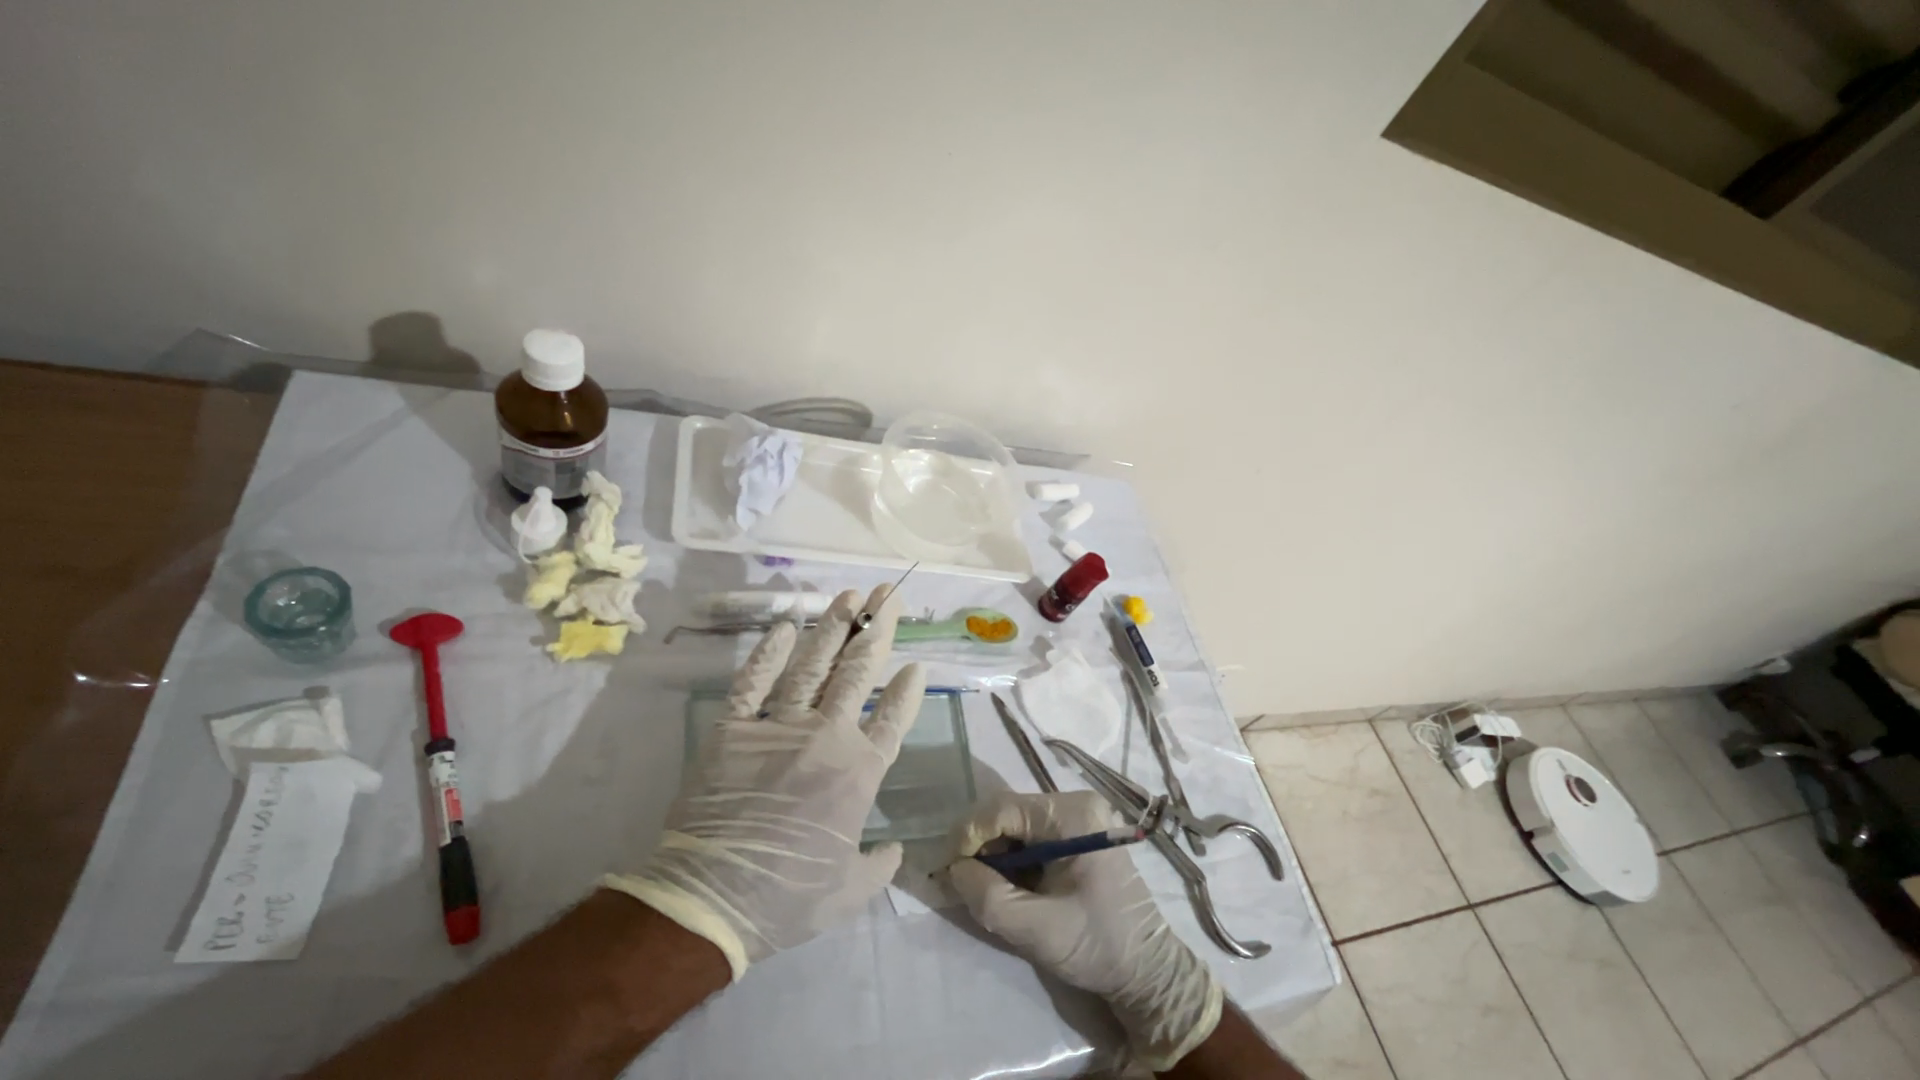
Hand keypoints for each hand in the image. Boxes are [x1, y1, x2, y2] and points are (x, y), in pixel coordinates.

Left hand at [604, 587, 925, 979]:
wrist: (712, 897)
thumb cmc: (788, 898)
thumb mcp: (849, 892)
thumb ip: (878, 865)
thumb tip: (893, 849)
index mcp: (859, 773)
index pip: (893, 719)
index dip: (907, 690)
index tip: (918, 664)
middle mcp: (825, 737)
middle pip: (859, 673)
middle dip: (878, 629)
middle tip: (890, 594)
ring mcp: (777, 727)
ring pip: (812, 665)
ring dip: (832, 626)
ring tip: (851, 595)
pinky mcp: (732, 728)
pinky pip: (753, 682)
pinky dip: (768, 653)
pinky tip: (784, 626)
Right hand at [948, 791, 1223, 1071]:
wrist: (1147, 972)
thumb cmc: (1096, 946)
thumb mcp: (1034, 928)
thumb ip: (987, 897)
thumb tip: (952, 870)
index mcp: (1073, 815)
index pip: (1002, 808)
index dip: (968, 836)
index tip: (947, 870)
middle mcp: (1076, 804)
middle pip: (1006, 813)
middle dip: (978, 847)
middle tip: (960, 883)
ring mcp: (1078, 819)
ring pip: (1014, 825)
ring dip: (992, 856)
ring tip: (981, 889)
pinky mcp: (1075, 838)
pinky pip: (1029, 837)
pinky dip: (1010, 860)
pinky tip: (1005, 887)